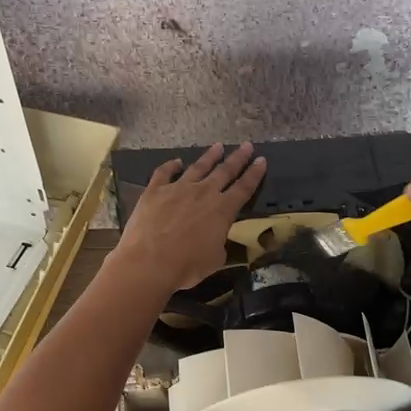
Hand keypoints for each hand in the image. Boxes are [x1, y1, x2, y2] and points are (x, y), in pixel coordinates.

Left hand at [112, 143, 267, 290]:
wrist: (149, 262)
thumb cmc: (187, 265)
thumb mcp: (215, 258)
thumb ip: (219, 241)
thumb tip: (216, 236)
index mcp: (222, 210)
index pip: (244, 188)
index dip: (254, 174)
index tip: (262, 160)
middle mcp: (203, 193)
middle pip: (224, 171)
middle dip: (238, 158)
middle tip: (246, 145)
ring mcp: (178, 188)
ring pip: (198, 167)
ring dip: (209, 156)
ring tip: (218, 146)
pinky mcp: (155, 191)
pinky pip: (164, 173)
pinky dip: (170, 165)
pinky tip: (176, 161)